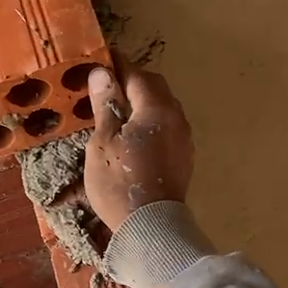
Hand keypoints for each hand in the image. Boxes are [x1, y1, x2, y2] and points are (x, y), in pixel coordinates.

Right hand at [84, 59, 193, 233]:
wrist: (150, 227)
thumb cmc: (119, 183)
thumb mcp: (102, 142)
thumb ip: (105, 105)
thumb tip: (102, 73)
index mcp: (156, 109)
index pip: (137, 75)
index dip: (118, 65)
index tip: (102, 59)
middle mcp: (177, 118)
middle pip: (156, 89)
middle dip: (134, 82)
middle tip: (109, 85)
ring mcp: (184, 140)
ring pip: (165, 109)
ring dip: (145, 103)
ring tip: (121, 110)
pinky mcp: (184, 159)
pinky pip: (168, 129)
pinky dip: (152, 123)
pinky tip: (137, 134)